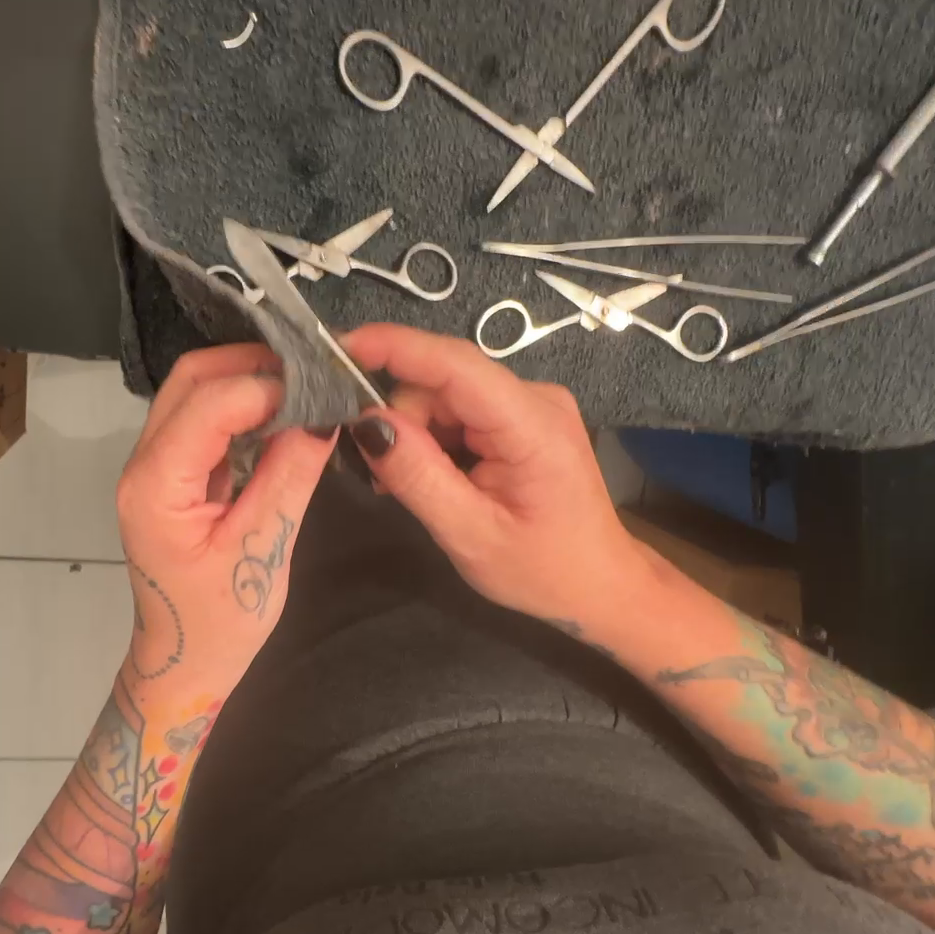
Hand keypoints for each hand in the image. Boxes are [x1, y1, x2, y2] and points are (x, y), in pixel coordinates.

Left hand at [116, 344, 335, 695]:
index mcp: (156, 485)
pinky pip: (203, 422)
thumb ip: (291, 474)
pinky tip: (281, 418)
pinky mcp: (172, 475)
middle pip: (190, 380)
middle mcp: (143, 465)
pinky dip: (242, 410)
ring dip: (247, 383)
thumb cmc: (220, 622)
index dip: (268, 385)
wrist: (185, 662)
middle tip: (313, 375)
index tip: (322, 389)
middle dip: (252, 366)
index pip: (209, 402)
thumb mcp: (263, 549)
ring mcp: (154, 468)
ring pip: (194, 394)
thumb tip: (326, 414)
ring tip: (304, 392)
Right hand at [342, 323, 645, 626]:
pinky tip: (425, 476)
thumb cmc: (542, 570)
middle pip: (442, 383)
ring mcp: (528, 406)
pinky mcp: (518, 420)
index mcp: (533, 425)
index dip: (394, 348)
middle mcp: (534, 399)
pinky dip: (430, 441)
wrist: (598, 585)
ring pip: (444, 398)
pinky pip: (458, 413)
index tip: (336, 347)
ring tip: (400, 485)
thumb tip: (366, 425)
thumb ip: (417, 477)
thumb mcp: (470, 534)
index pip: (455, 365)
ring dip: (412, 435)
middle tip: (373, 473)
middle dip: (398, 418)